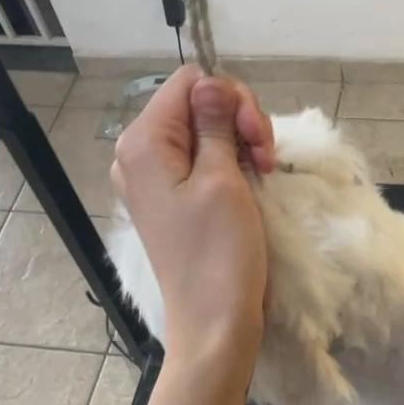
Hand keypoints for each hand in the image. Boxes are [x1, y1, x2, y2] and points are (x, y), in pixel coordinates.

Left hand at [109, 66, 274, 359]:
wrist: (213, 321)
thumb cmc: (219, 252)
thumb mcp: (223, 178)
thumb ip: (215, 122)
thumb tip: (212, 84)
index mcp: (143, 141)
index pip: (191, 82)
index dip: (231, 99)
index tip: (256, 139)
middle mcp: (138, 154)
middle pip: (196, 104)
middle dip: (237, 122)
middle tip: (265, 159)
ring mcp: (153, 180)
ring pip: (202, 133)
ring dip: (239, 145)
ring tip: (262, 174)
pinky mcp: (170, 201)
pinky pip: (200, 163)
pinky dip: (229, 166)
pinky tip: (249, 184)